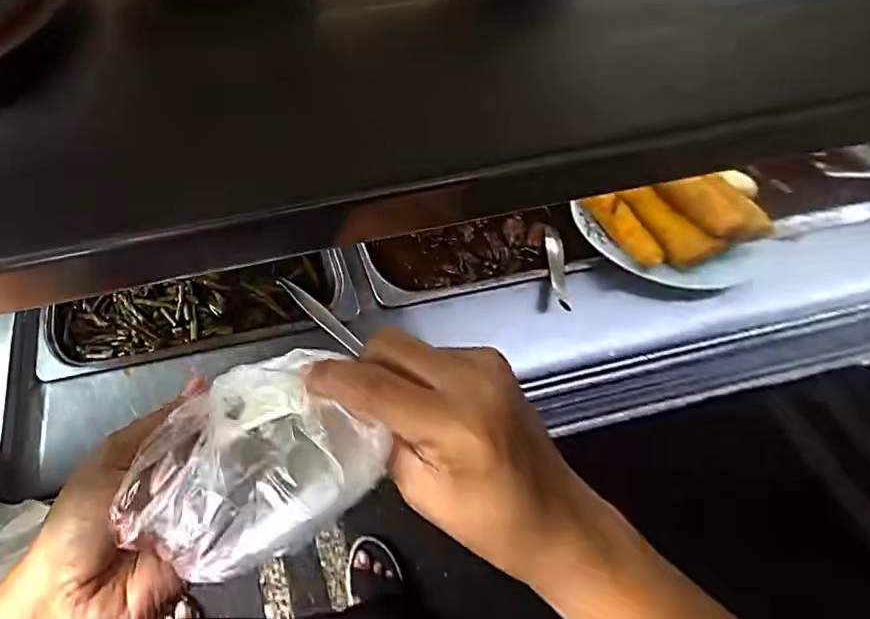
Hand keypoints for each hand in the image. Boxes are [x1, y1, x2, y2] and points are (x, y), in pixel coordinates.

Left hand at [0, 382, 203, 618]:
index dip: (197, 414)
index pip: (179, 430)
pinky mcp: (194, 555)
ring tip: (211, 463)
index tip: (218, 398)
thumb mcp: (111, 458)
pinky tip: (211, 499)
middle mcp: (165, 488)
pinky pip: (214, 529)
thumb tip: (192, 392)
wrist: (68, 595)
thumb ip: (152, 427)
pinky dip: (213, 514)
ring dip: (211, 475)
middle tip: (221, 428)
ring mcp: (180, 521)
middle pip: (199, 456)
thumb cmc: (75, 525)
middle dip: (209, 442)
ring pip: (210, 488)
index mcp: (143, 461)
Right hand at [306, 331, 602, 586]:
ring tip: (394, 406)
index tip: (306, 378)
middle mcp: (471, 380)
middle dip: (360, 368)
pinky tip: (425, 401)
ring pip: (404, 345)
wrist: (563, 521)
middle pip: (386, 347)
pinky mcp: (489, 358)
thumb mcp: (422, 494)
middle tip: (351, 400)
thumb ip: (381, 440)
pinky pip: (428, 352)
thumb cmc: (493, 525)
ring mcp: (484, 363)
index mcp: (456, 424)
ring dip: (386, 369)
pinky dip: (413, 371)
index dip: (334, 379)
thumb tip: (350, 406)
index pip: (376, 386)